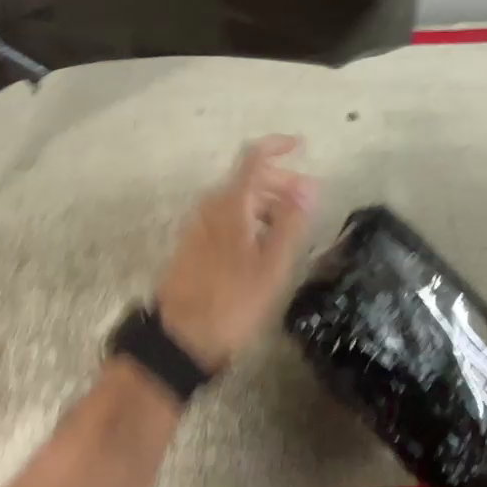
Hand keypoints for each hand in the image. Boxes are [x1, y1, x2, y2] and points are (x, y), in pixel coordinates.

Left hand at [154, 135, 318, 372]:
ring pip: (239, 200)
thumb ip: (291, 222)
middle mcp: (210, 206)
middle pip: (248, 178)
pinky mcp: (193, 246)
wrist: (177, 340)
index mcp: (230, 204)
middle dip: (280, 182)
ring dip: (267, 204)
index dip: (278, 146)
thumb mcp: (271, 266)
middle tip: (307, 203)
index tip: (302, 146)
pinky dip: (250, 220)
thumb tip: (309, 184)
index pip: (254, 157)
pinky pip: (227, 218)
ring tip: (292, 231)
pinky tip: (263, 248)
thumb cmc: (230, 303)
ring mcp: (198, 226)